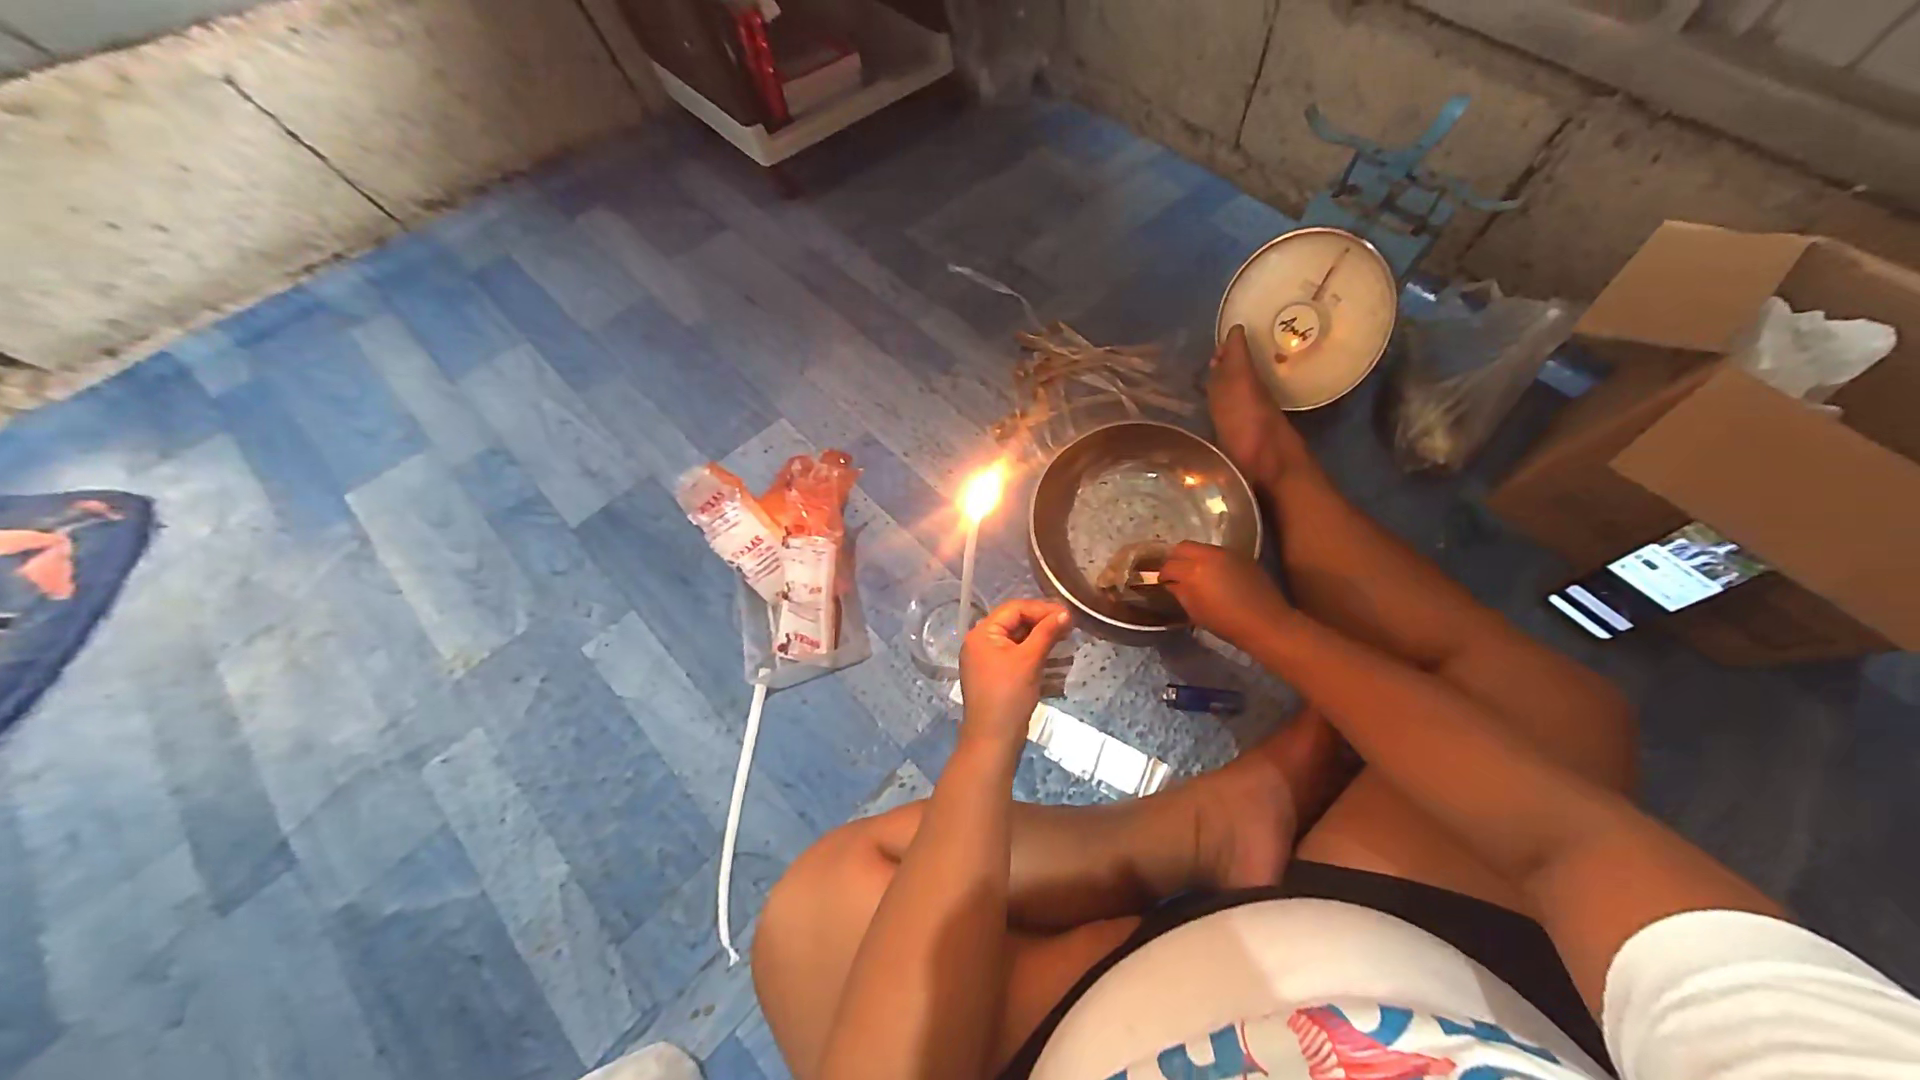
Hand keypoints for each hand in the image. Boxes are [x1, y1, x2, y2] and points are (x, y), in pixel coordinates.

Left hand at [960, 599, 1073, 743]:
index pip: (1014, 609)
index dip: (1042, 609)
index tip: (1068, 614)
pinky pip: (1017, 657)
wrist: (993, 739)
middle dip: (1043, 624)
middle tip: (1070, 627)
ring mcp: (987, 660)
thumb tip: (1065, 613)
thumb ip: (1047, 632)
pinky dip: (1035, 655)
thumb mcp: (1029, 660)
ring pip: (1018, 641)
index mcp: (982, 634)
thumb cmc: (1009, 695)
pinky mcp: (996, 676)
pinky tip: (1056, 660)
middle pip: (1015, 623)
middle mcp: (980, 643)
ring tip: (1067, 641)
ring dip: (1042, 640)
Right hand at [1160, 541, 1291, 646]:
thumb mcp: (1195, 611)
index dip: (1162, 575)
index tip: (1163, 582)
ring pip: (1200, 547)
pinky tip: (1214, 575)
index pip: (1168, 566)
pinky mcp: (1240, 556)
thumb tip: (1172, 583)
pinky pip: (1217, 553)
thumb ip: (1179, 592)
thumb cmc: (1225, 622)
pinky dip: (1209, 560)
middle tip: (1175, 573)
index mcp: (1193, 571)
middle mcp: (1208, 556)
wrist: (1265, 622)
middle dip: (1175, 558)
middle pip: (1182, 547)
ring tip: (1195, 573)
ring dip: (1193, 557)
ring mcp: (1226, 553)